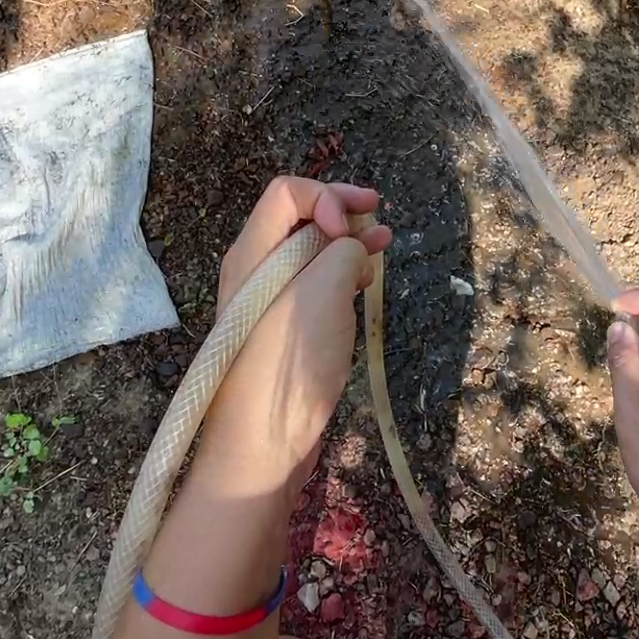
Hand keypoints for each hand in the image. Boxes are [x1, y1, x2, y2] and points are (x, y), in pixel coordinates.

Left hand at [194, 177, 391, 497]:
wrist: (261, 447)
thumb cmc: (288, 361)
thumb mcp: (323, 290)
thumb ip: (342, 252)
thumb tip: (351, 252)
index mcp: (253, 250)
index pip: (288, 191)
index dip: (326, 196)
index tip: (351, 228)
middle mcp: (256, 267)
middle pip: (299, 215)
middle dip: (341, 209)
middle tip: (378, 212)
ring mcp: (270, 299)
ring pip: (310, 249)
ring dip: (348, 239)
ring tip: (385, 240)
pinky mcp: (285, 326)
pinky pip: (314, 281)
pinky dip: (342, 270)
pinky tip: (367, 275)